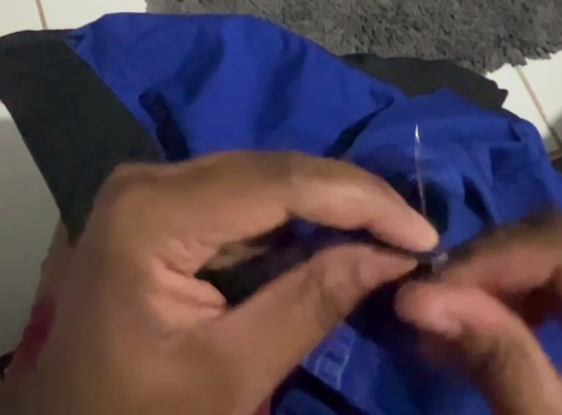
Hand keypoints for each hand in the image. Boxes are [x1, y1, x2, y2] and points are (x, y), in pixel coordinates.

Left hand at [3, 150, 439, 414]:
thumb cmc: (137, 414)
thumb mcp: (229, 375)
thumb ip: (308, 304)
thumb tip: (389, 255)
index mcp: (153, 212)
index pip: (275, 181)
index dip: (358, 198)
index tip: (424, 231)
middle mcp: (145, 178)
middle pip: (266, 170)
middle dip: (345, 197)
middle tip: (412, 232)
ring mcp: (144, 187)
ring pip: (253, 177)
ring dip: (321, 203)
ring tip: (386, 230)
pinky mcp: (151, 205)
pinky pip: (231, 196)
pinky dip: (285, 216)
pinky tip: (331, 232)